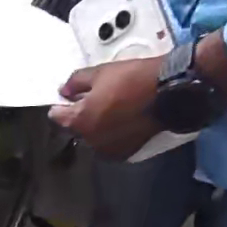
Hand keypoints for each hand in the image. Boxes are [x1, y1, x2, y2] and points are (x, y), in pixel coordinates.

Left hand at [47, 55, 163, 161]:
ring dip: (95, 127)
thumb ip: (76, 82)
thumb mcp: (100, 72)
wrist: (169, 92)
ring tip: (110, 109)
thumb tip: (63, 91)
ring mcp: (106, 150)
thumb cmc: (133, 79)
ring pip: (92, 138)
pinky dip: (110, 135)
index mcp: (79, 122)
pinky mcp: (124, 153)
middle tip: (92, 100)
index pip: (57, 118)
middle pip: (75, 129)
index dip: (60, 107)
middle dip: (79, 117)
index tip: (65, 100)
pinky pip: (109, 144)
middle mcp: (89, 141)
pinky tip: (121, 120)